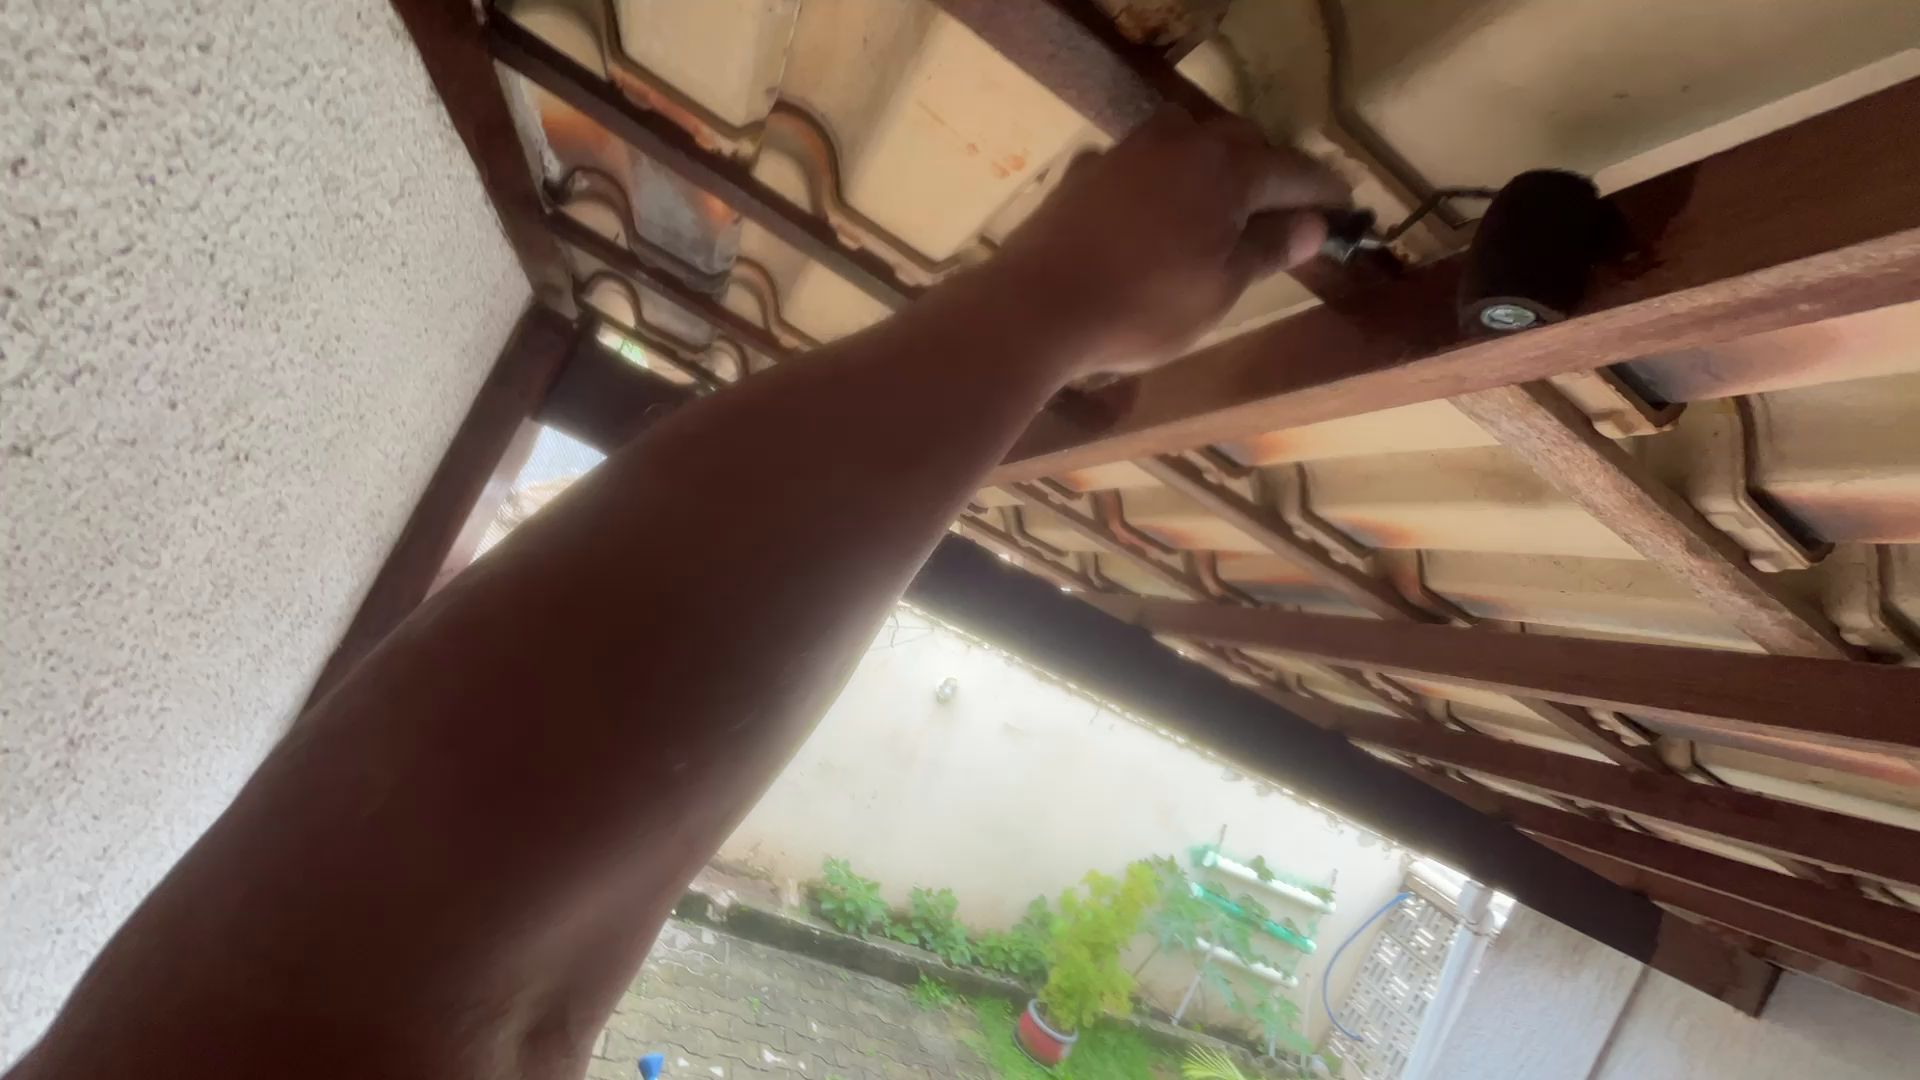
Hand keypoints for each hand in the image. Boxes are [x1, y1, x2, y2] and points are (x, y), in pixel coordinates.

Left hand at [987, 108, 1349, 378]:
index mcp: (1225, 170)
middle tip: (1281, 206)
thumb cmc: (1141, 310)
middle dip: (1267, 171)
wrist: (1037, 308)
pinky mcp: (1081, 177)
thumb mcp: (1218, 291)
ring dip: (1209, 164)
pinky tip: (1147, 208)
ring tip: (1215, 200)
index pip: (1292, 170)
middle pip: (1238, 144)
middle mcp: (1177, 145)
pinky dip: (1155, 180)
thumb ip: (1267, 250)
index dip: (1323, 190)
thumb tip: (1314, 224)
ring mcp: (1123, 154)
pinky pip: (1134, 166)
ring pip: (1183, 141)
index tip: (1346, 207)